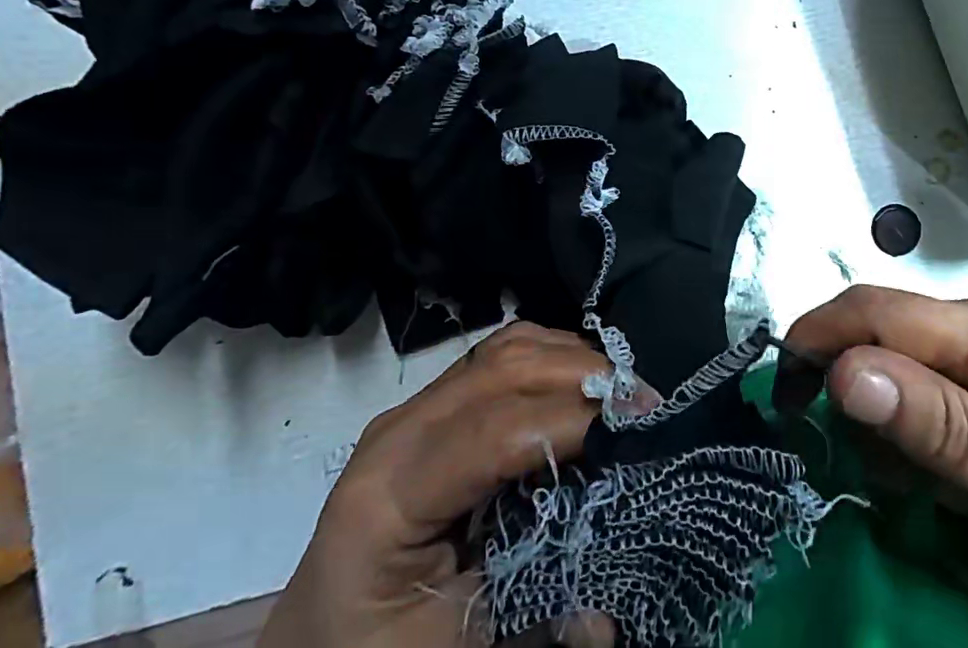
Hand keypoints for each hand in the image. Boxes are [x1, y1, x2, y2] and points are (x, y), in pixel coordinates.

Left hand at [258, 322, 624, 647]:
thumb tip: (610, 611)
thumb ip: (530, 622)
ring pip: (497, 350)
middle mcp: (398, 430)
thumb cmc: (377, 644)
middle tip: (646, 400)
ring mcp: (413, 410)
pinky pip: (492, 358)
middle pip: (496, 372)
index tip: (639, 426)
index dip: (568, 421)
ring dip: (565, 356)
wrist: (321, 629)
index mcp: (388, 494)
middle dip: (578, 373)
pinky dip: (545, 356)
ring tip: (622, 388)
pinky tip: (579, 380)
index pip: (489, 433)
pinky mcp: (430, 407)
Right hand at [778, 285, 967, 647]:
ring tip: (917, 488)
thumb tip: (842, 370)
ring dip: (886, 424)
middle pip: (881, 334)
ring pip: (899, 367)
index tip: (783, 400)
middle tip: (861, 465)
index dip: (816, 342)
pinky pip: (931, 394)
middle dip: (853, 392)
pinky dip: (916, 435)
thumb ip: (940, 425)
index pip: (875, 310)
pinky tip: (946, 481)